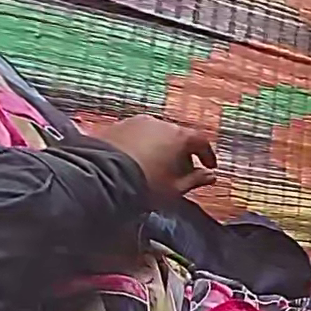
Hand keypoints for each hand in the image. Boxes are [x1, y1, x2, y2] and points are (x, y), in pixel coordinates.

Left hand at [96, 115, 220, 204]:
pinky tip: (139, 160)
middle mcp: (160, 123)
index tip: (209, 167)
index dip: (207, 155)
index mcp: (179, 137)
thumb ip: (196, 180)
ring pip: (157, 134)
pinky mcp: (116, 126)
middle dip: (183, 152)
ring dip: (162, 147)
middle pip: (179, 136)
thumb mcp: (175, 188)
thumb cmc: (146, 183)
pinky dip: (143, 145)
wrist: (99, 176)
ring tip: (159, 165)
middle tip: (183, 169)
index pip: (201, 141)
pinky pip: (138, 135)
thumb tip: (211, 176)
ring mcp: (137, 123)